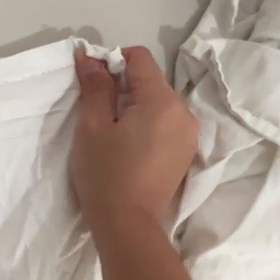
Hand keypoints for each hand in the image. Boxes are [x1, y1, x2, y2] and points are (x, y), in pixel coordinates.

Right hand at [71, 47, 198, 236]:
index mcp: (162, 102)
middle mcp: (184, 112)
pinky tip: (127, 143)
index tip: (90, 80)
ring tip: (110, 129)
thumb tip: (90, 57)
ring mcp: (189, 133)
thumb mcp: (92, 127)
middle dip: (122, 85)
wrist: (127, 222)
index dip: (111, 60)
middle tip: (95, 109)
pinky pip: (165, 121)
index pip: (140, 59)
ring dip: (133, 104)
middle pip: (151, 80)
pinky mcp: (185, 150)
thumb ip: (95, 88)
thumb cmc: (104, 172)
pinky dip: (145, 121)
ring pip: (158, 101)